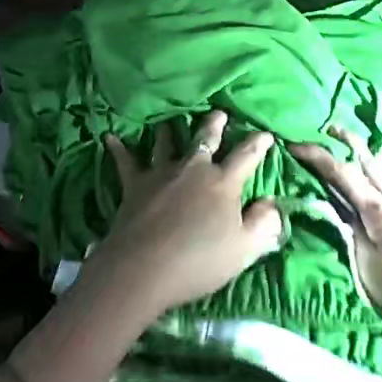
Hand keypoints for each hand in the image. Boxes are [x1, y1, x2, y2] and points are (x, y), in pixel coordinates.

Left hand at [90, 111, 283, 318]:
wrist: (142, 268)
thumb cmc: (199, 260)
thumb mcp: (244, 249)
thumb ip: (262, 224)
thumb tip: (272, 204)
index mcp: (223, 182)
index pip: (246, 156)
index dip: (259, 144)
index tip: (266, 134)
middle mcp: (193, 170)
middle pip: (205, 140)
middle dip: (214, 125)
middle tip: (220, 113)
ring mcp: (161, 174)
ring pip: (167, 144)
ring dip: (170, 131)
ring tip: (170, 120)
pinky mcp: (135, 186)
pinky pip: (126, 162)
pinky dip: (118, 149)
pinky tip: (109, 137)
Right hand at [290, 126, 381, 361]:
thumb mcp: (367, 267)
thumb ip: (349, 232)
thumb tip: (333, 208)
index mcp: (379, 209)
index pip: (343, 172)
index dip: (317, 156)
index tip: (293, 144)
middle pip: (370, 161)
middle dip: (349, 141)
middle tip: (329, 127)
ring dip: (365, 155)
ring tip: (349, 147)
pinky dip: (378, 174)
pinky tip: (374, 182)